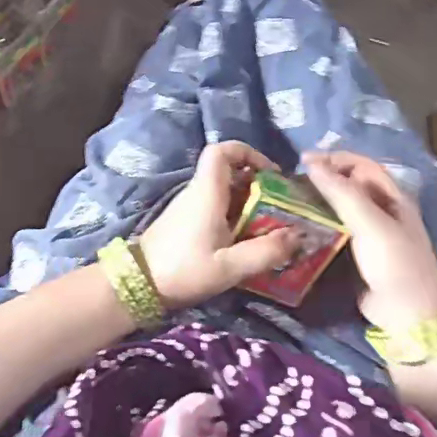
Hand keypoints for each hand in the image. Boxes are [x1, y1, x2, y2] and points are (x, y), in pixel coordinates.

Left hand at [137, 141, 297, 308]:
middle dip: (257, 184)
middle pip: (229, 172)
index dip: (248, 153)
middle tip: (280, 207)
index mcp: (206, 193)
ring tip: (270, 227)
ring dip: (248, 204)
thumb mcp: (230, 267)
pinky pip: (215, 209)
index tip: (270, 174)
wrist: (138, 284)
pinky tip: (247, 241)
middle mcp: (197, 193)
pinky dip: (234, 217)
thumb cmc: (184, 270)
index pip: (222, 151)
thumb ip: (266, 252)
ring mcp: (189, 207)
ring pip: (223, 192)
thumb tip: (298, 237)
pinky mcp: (185, 223)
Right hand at [302, 151, 436, 331]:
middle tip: (292, 182)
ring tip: (290, 201)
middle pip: (351, 184)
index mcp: (394, 198)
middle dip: (323, 178)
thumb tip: (312, 164)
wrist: (409, 315)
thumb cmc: (395, 264)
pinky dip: (319, 223)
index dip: (334, 159)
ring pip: (341, 207)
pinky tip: (300, 226)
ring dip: (318, 201)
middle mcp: (383, 211)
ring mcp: (371, 233)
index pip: (362, 166)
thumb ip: (342, 193)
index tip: (302, 161)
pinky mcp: (358, 253)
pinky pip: (336, 230)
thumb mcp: (370, 224)